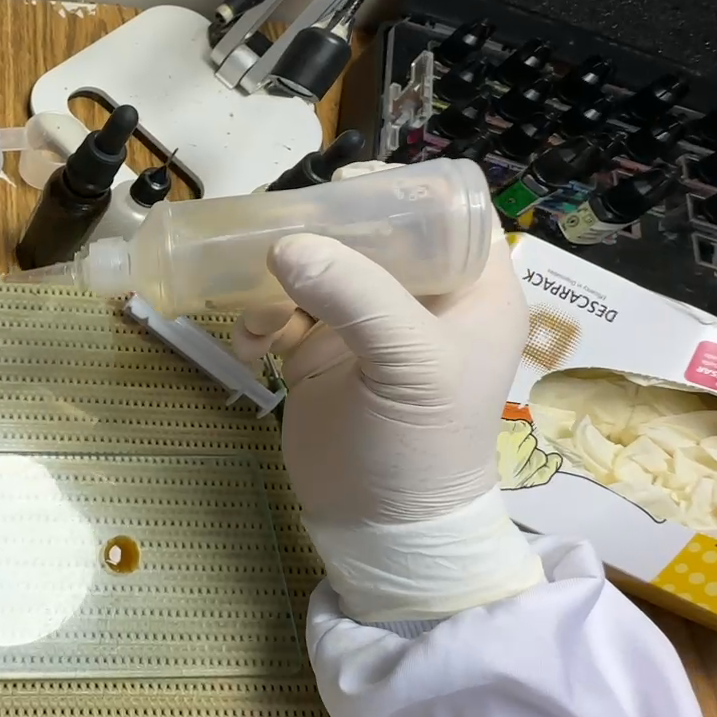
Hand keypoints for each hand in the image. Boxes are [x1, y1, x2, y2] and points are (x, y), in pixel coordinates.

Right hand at [232, 229, 546, 621]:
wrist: (377, 523)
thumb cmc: (418, 442)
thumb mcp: (407, 363)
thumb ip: (354, 295)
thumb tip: (284, 245)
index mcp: (466, 288)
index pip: (440, 213)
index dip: (393, 193)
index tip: (333, 193)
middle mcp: (413, 298)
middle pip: (360, 237)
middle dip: (311, 238)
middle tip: (269, 240)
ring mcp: (359, 327)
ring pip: (309, 274)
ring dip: (272, 287)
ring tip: (259, 320)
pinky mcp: (314, 354)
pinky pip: (276, 315)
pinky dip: (255, 325)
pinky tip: (250, 351)